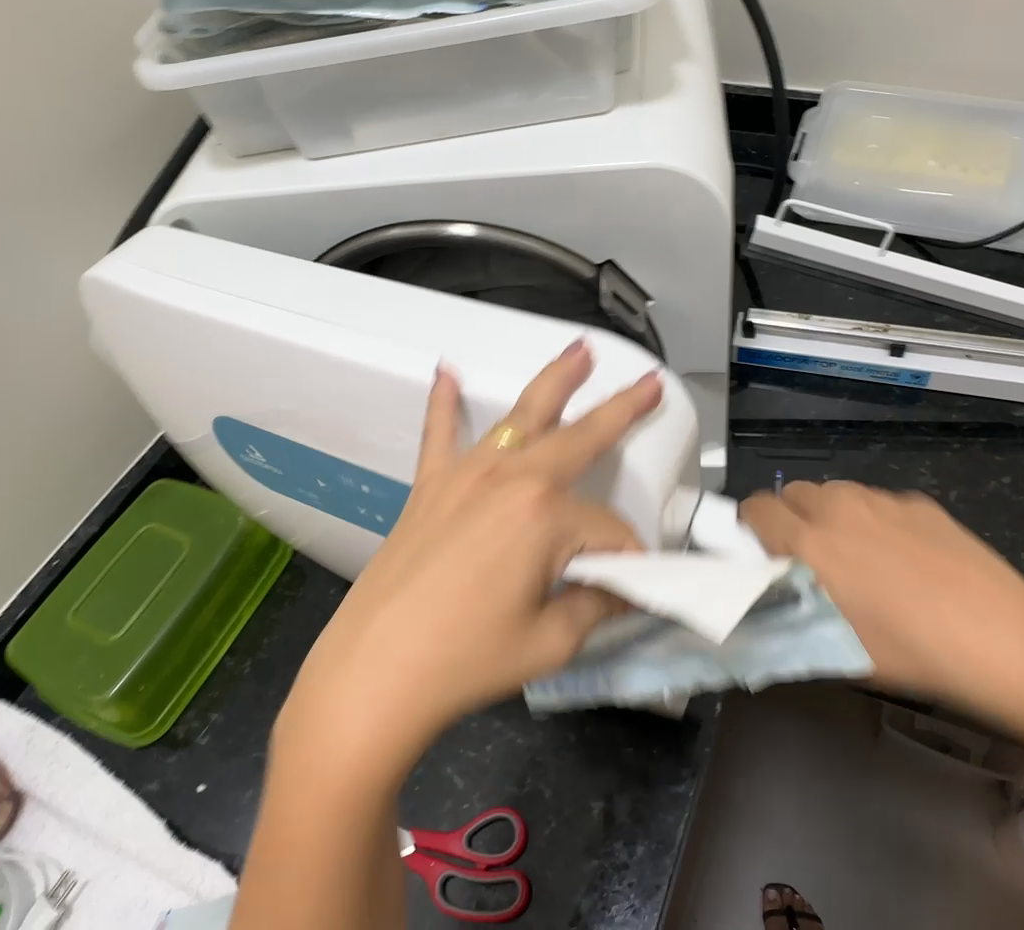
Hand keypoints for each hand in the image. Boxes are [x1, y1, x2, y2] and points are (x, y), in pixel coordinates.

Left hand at [283, 342, 662, 756]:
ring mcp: (465, 476)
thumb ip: (597, 604)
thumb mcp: (550, 640)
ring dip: (554, 382)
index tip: (634, 587)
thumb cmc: (468, 659)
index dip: (628, 560)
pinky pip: (439, 434)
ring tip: (578, 351)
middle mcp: (509, 479)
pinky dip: (442, 402)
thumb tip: (625, 589)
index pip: (610, 531)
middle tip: (649, 384)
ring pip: (520, 417)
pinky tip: (445, 372)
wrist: (374, 671)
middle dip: (620, 411)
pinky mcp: (429, 487)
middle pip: (579, 439)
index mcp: (546, 516)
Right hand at [741, 482, 1023, 715]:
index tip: (759, 555)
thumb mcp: (831, 650)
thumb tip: (765, 611)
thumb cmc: (906, 653)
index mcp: (808, 544)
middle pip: (792, 492)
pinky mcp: (920, 503)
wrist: (999, 638)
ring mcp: (883, 501)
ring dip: (830, 516)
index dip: (750, 529)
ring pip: (835, 493)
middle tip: (807, 559)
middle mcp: (839, 509)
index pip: (755, 509)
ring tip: (856, 556)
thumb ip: (787, 620)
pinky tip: (904, 560)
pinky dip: (873, 521)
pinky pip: (877, 502)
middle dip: (789, 519)